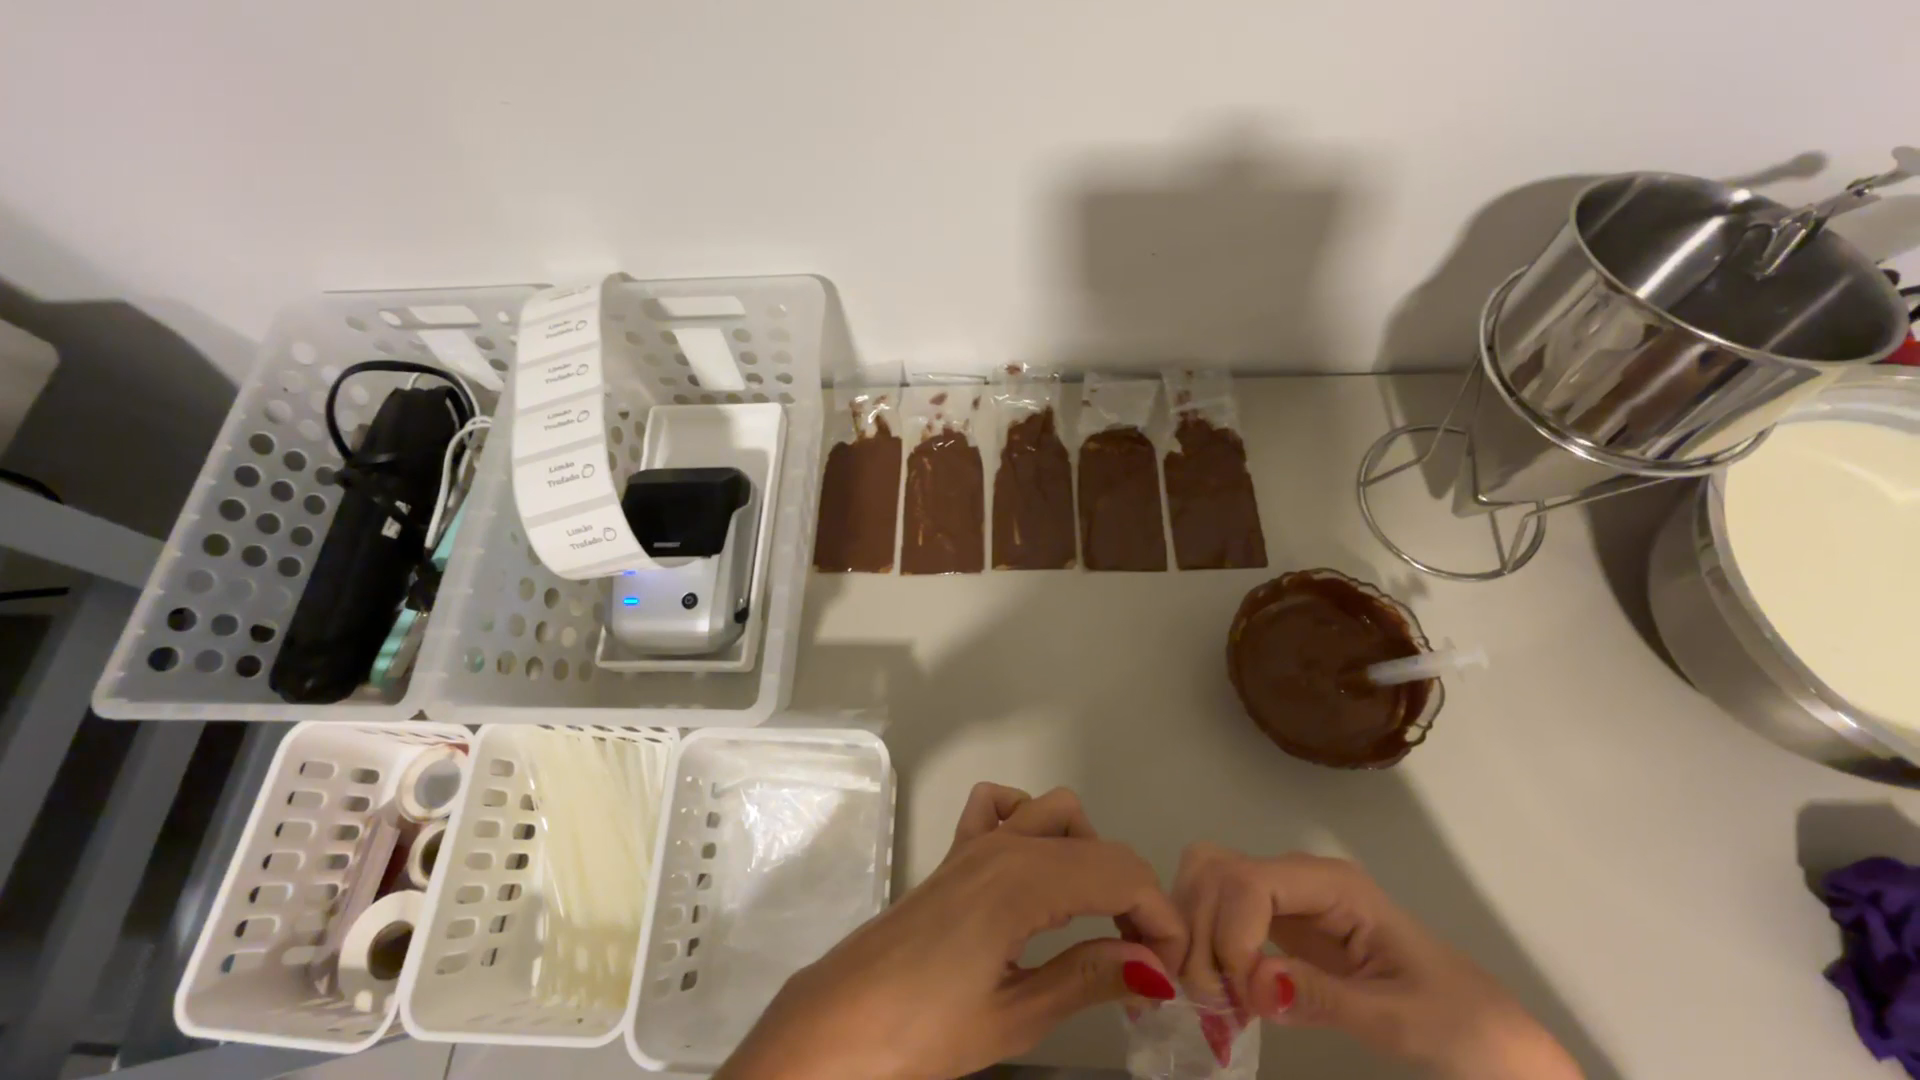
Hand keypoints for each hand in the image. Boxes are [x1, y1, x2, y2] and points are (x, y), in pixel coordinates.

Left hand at [717, 785, 1187, 1079]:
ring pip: (1057, 812)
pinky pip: (1000, 806)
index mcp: (1023, 881)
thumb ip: (1090, 978)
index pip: (1121, 874)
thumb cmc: (923, 1028)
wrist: (839, 1022)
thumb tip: (1156, 967)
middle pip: (1099, 845)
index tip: (1172, 970)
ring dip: (1091, 853)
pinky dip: (1030, 821)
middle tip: (1144, 961)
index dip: (1160, 918)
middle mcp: (1003, 845)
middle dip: (1136, 895)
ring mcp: (975, 842)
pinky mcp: (954, 854)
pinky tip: (1035, 866)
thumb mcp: (1015, 1015)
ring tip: (1096, 916)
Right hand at [1172, 845, 1581, 1079]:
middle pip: (1216, 870)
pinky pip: (1220, 912)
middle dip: (1200, 929)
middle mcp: (1302, 879)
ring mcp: (1287, 899)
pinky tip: (1217, 988)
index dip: (1230, 933)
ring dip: (1194, 932)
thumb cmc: (1461, 1030)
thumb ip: (1323, 999)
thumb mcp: (1400, 1023)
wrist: (1494, 1046)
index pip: (1250, 880)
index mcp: (1336, 886)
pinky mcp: (1278, 925)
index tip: (1239, 996)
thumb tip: (1250, 983)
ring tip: (1212, 994)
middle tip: (1213, 998)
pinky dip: (1203, 942)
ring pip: (1207, 882)